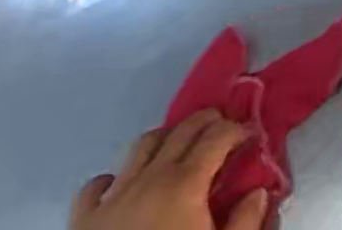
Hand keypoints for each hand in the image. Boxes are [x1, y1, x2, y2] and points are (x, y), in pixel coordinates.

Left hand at [70, 109, 269, 229]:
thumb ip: (246, 221)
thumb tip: (258, 192)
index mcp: (186, 183)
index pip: (219, 135)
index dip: (240, 129)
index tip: (252, 137)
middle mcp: (150, 178)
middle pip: (184, 128)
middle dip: (210, 121)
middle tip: (226, 131)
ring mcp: (113, 197)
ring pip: (143, 144)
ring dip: (168, 138)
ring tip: (181, 151)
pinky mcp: (84, 221)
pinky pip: (96, 186)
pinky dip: (114, 178)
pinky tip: (125, 187)